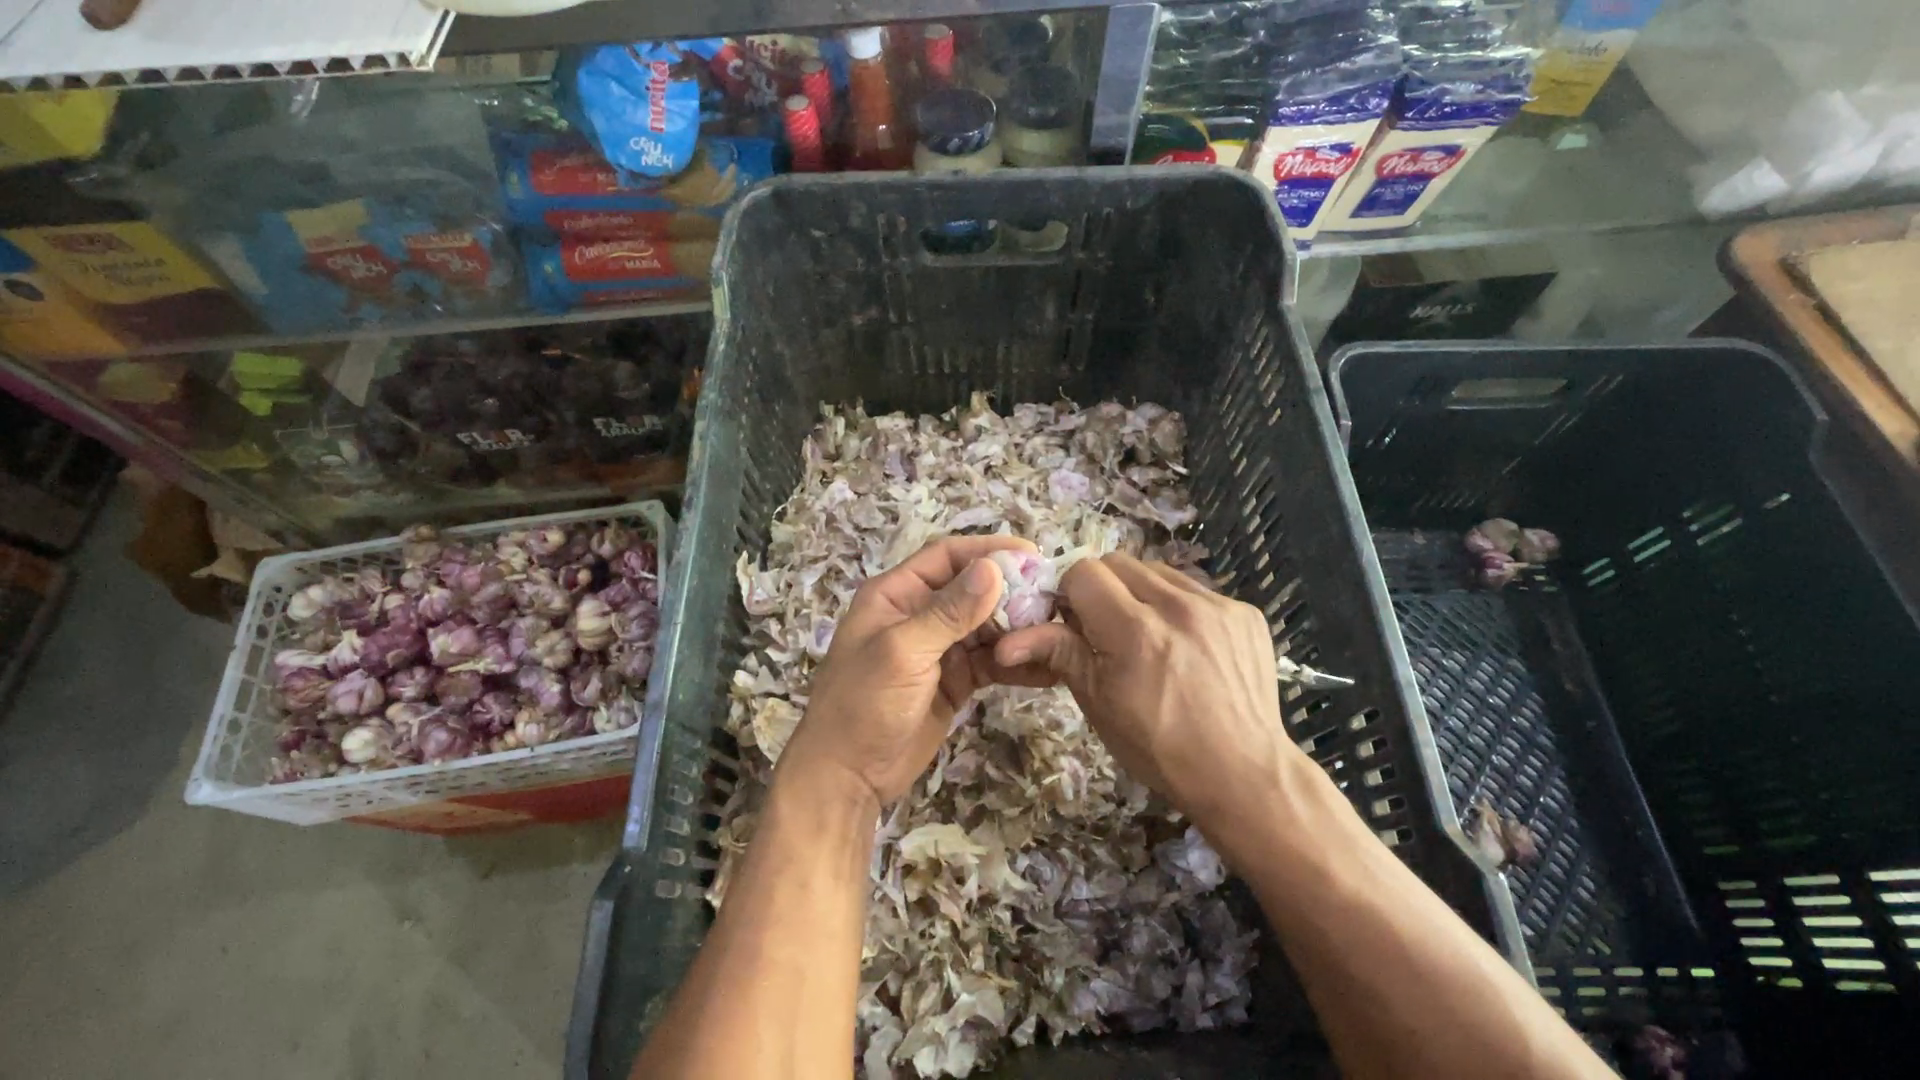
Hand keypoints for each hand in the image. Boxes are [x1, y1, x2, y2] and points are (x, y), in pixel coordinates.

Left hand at [779, 535, 1053, 807]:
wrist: (847, 777)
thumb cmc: (864, 704)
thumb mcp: (904, 652)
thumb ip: (949, 612)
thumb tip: (994, 568)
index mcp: (895, 595)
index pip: (946, 557)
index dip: (988, 551)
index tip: (1033, 555)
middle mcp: (917, 615)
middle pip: (973, 590)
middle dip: (1012, 593)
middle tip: (1054, 600)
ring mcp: (938, 649)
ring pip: (986, 626)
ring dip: (1018, 629)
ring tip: (1056, 633)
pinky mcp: (954, 681)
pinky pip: (990, 662)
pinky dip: (1015, 663)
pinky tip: (1046, 667)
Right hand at [992, 553, 1296, 827]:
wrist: (1243, 774)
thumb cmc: (1159, 748)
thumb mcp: (1098, 704)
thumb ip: (1058, 654)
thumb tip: (1004, 643)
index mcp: (1134, 631)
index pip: (1084, 572)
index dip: (1070, 595)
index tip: (1074, 624)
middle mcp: (1178, 606)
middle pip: (1119, 563)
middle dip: (1102, 589)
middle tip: (1105, 630)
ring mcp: (1218, 606)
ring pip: (1159, 572)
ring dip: (1142, 594)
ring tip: (1148, 638)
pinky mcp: (1246, 612)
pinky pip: (1198, 591)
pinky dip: (1181, 609)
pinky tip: (1187, 647)